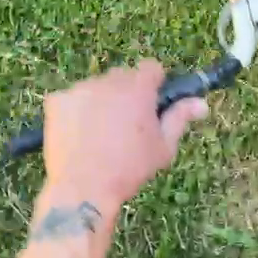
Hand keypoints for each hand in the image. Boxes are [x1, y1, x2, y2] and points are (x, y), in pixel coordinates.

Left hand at [42, 60, 207, 202]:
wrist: (84, 189)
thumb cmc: (129, 170)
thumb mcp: (163, 146)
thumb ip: (180, 118)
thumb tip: (201, 103)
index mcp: (138, 88)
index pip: (151, 68)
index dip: (154, 83)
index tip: (152, 102)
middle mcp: (108, 81)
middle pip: (123, 76)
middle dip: (127, 93)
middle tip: (127, 124)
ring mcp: (79, 89)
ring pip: (96, 87)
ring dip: (101, 101)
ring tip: (101, 134)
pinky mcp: (56, 101)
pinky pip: (72, 99)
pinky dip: (76, 112)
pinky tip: (80, 136)